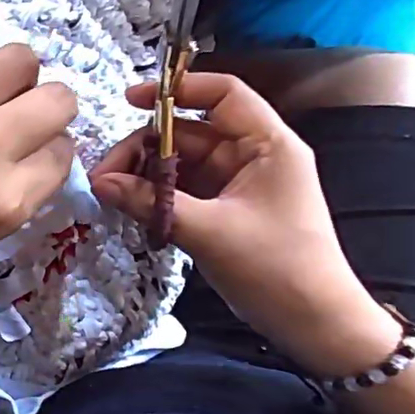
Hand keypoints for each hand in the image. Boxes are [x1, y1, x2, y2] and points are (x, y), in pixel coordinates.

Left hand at [0, 18, 77, 294]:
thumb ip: (29, 184)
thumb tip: (50, 136)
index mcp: (8, 198)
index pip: (65, 150)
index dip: (51, 147)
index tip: (28, 150)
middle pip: (58, 100)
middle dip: (47, 109)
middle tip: (15, 118)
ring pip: (21, 59)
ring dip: (16, 76)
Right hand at [87, 72, 399, 377]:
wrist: (315, 324)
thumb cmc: (276, 269)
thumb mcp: (209, 232)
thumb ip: (151, 203)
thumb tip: (99, 183)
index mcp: (268, 145)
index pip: (224, 94)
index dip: (177, 89)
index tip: (130, 99)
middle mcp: (252, 156)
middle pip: (190, 132)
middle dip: (145, 148)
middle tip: (105, 173)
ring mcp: (238, 184)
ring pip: (181, 162)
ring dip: (145, 173)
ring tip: (109, 191)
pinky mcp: (225, 209)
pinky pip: (183, 189)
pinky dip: (156, 194)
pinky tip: (129, 204)